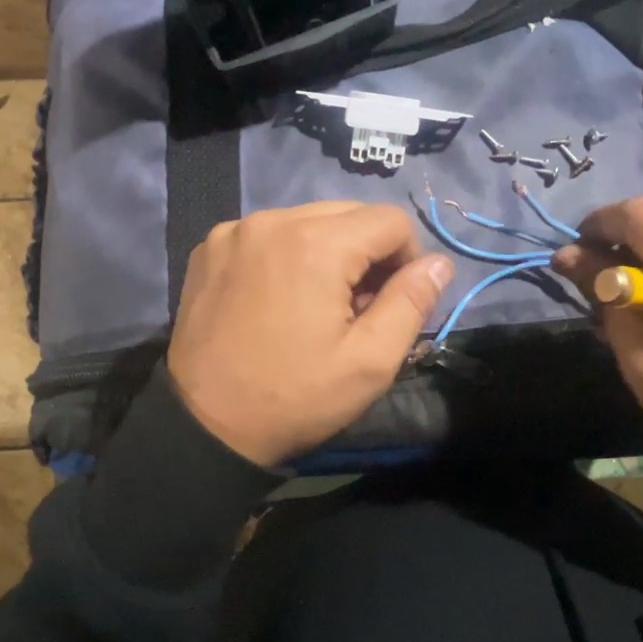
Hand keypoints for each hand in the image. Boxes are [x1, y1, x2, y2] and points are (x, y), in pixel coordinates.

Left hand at [169, 202, 453, 466]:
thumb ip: (412, 303)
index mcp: (315, 243)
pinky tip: (277, 298)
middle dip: (367, 253)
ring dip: (327, 251)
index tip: (393, 302)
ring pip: (308, 219)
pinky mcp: (210, 247)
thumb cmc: (294, 398)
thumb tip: (440, 262)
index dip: (407, 258)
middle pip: (348, 213)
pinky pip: (268, 233)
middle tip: (356, 308)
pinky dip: (286, 254)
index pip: (390, 221)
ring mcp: (234, 231)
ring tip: (316, 304)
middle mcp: (272, 220)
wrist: (202, 428)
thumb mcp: (369, 362)